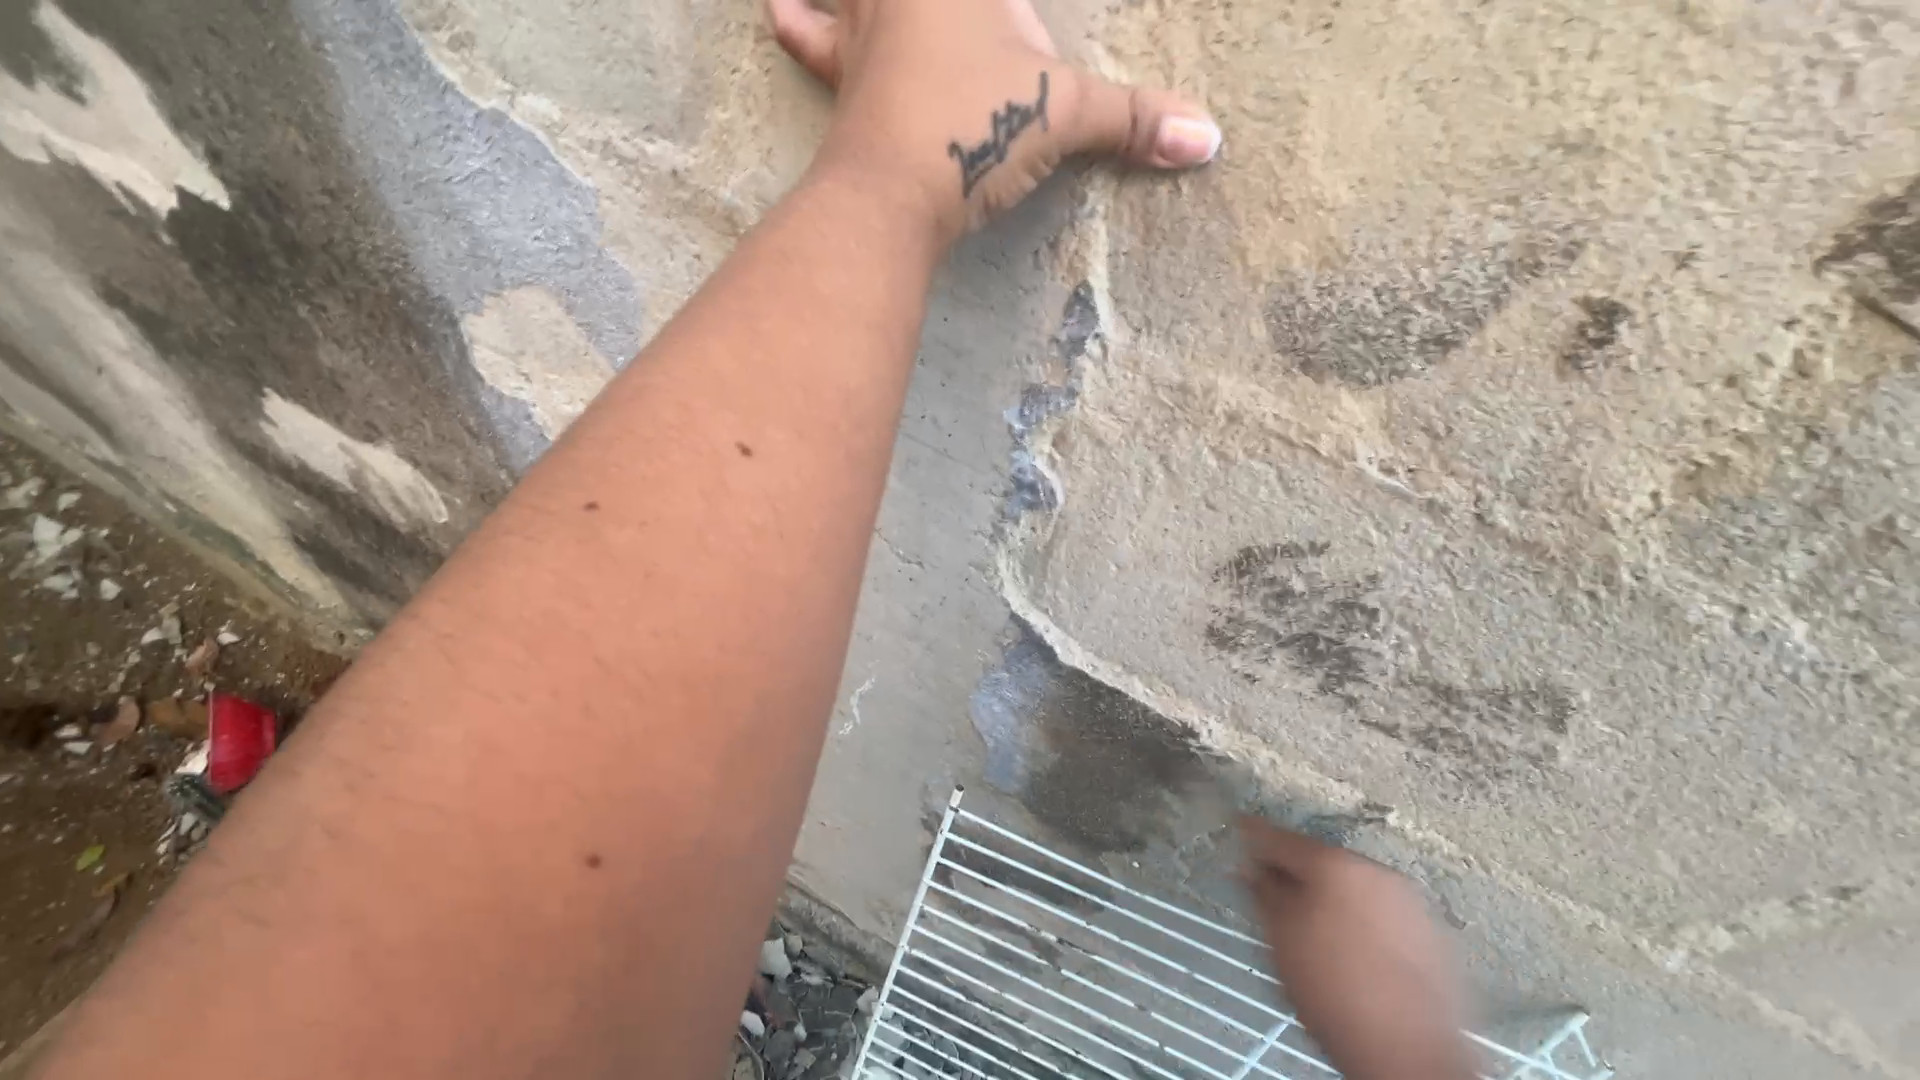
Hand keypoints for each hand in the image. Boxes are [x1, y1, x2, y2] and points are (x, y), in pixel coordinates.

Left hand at [769, 0, 1221, 238]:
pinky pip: (816, 41)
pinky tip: (777, 15)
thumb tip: (1209, 139)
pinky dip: (799, 27)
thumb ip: (1132, 119)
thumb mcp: (1062, 118)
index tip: (1005, 15)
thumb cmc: (971, 130)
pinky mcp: (843, 80)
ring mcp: (865, 30)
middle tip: (945, 11)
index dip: (1001, 6)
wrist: (890, 198)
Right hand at [1241, 816, 1479, 1079]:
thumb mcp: (1281, 941)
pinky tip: (1352, 948)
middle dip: (1297, 873)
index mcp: (1334, 865)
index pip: (1281, 838)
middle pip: (1323, 860)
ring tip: (1314, 926)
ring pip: (1355, 886)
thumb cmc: (1332, 992)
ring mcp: (1410, 900)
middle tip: (1273, 891)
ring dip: (1331, 895)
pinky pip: (1383, 911)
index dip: (1253, 834)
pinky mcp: (1432, 932)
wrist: (1409, 1052)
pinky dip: (1362, 918)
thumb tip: (1249, 867)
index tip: (1238, 828)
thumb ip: (1262, 893)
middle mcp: (1376, 870)